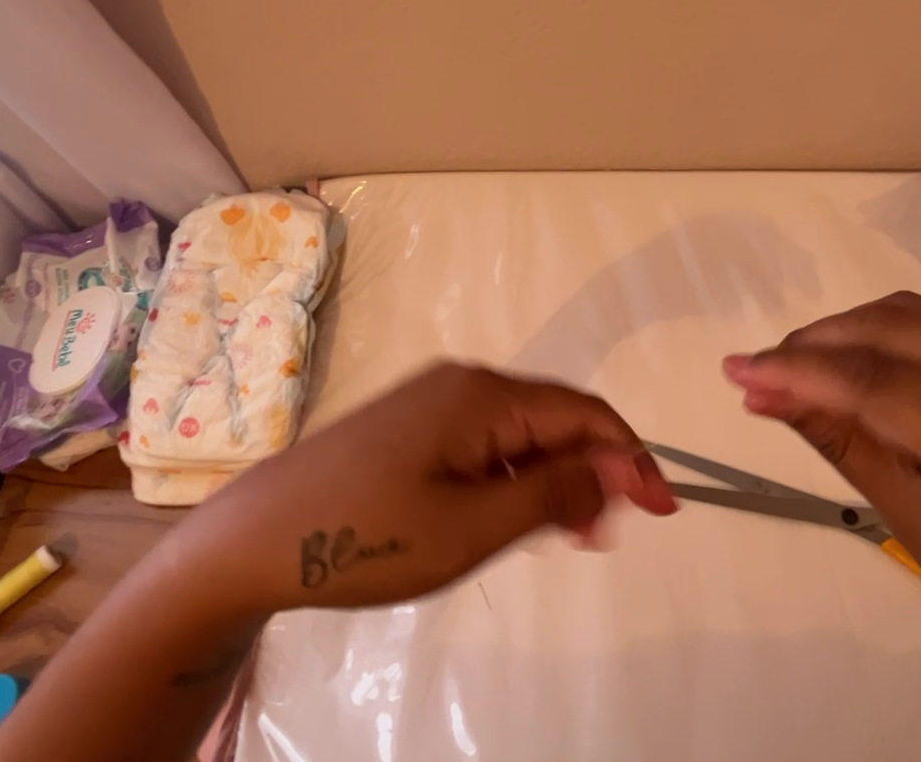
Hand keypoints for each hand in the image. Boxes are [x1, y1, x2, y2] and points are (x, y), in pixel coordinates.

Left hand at [187, 362, 677, 614]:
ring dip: (552, 478)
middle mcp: (463, 383)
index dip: (630, 458)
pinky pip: (485, 443)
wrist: (257, 537)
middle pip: (552, 419)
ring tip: (561, 536)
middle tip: (602, 538)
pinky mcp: (413, 425)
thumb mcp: (471, 526)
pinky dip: (512, 478)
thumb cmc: (366, 536)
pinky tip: (507, 515)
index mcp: (483, 395)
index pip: (583, 414)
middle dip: (590, 471)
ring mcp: (433, 402)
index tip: (663, 509)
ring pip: (519, 434)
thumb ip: (553, 493)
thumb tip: (614, 469)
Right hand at [723, 291, 920, 678]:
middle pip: (897, 329)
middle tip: (762, 370)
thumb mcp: (915, 528)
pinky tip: (857, 360)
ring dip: (849, 329)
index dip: (799, 369)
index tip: (735, 369)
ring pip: (918, 313)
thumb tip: (761, 394)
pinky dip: (888, 332)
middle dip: (818, 341)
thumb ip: (842, 445)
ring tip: (802, 365)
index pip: (880, 382)